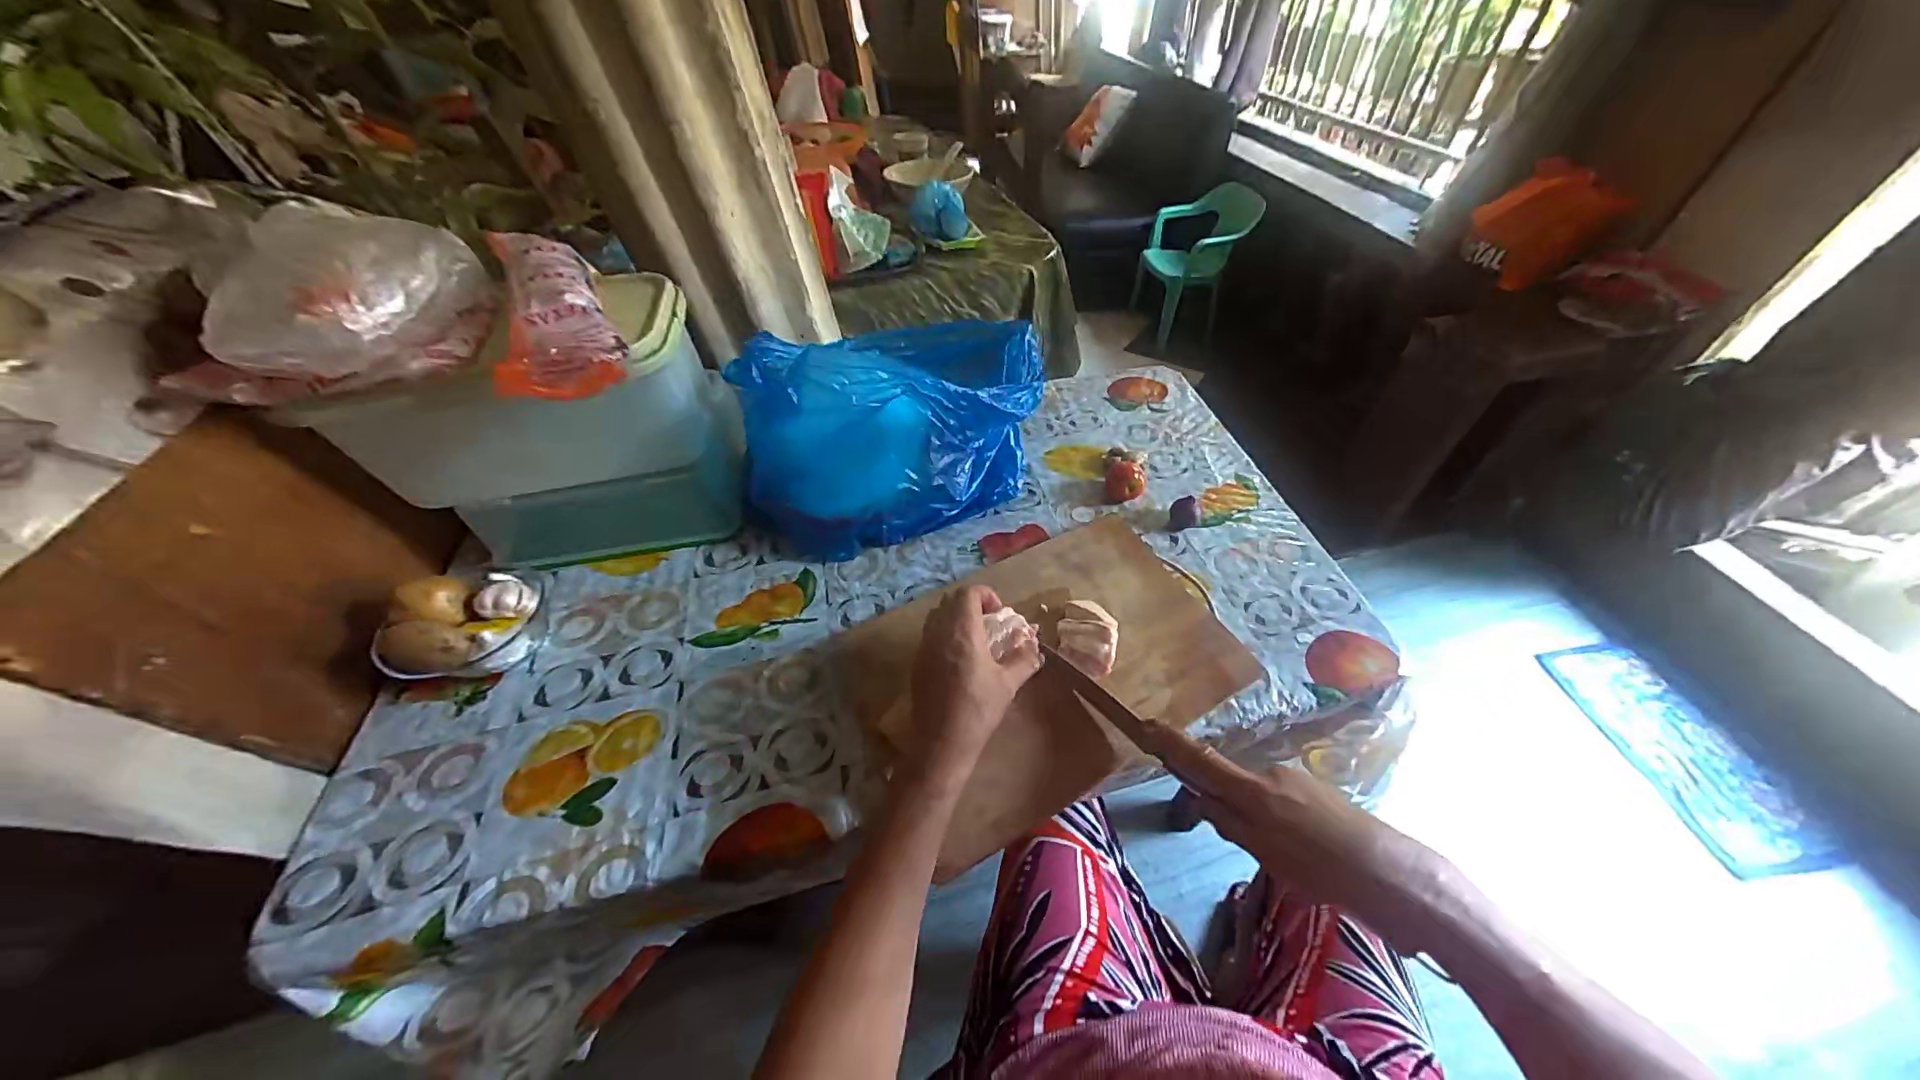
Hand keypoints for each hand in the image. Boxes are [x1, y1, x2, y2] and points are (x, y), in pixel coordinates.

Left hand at [907, 585, 1040, 772]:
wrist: (942, 743)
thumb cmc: (978, 710)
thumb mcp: (1008, 683)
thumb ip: (1024, 658)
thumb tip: (1033, 645)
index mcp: (962, 632)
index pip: (968, 593)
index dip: (987, 595)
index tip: (1000, 614)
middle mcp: (938, 633)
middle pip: (950, 600)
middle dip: (972, 604)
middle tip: (990, 623)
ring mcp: (923, 647)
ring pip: (937, 616)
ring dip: (956, 618)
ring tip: (975, 639)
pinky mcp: (916, 663)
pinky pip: (929, 635)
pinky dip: (945, 634)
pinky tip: (959, 659)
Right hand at [1137, 722, 1457, 952]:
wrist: (1395, 876)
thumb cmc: (1322, 868)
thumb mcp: (1265, 852)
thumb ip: (1228, 822)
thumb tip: (1200, 798)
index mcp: (1254, 786)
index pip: (1200, 758)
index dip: (1170, 743)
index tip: (1145, 725)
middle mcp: (1271, 771)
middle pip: (1227, 776)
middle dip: (1216, 795)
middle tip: (1225, 830)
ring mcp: (1296, 779)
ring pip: (1254, 790)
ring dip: (1248, 810)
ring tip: (1272, 852)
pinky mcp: (1315, 793)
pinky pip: (1275, 796)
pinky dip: (1270, 814)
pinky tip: (1293, 847)